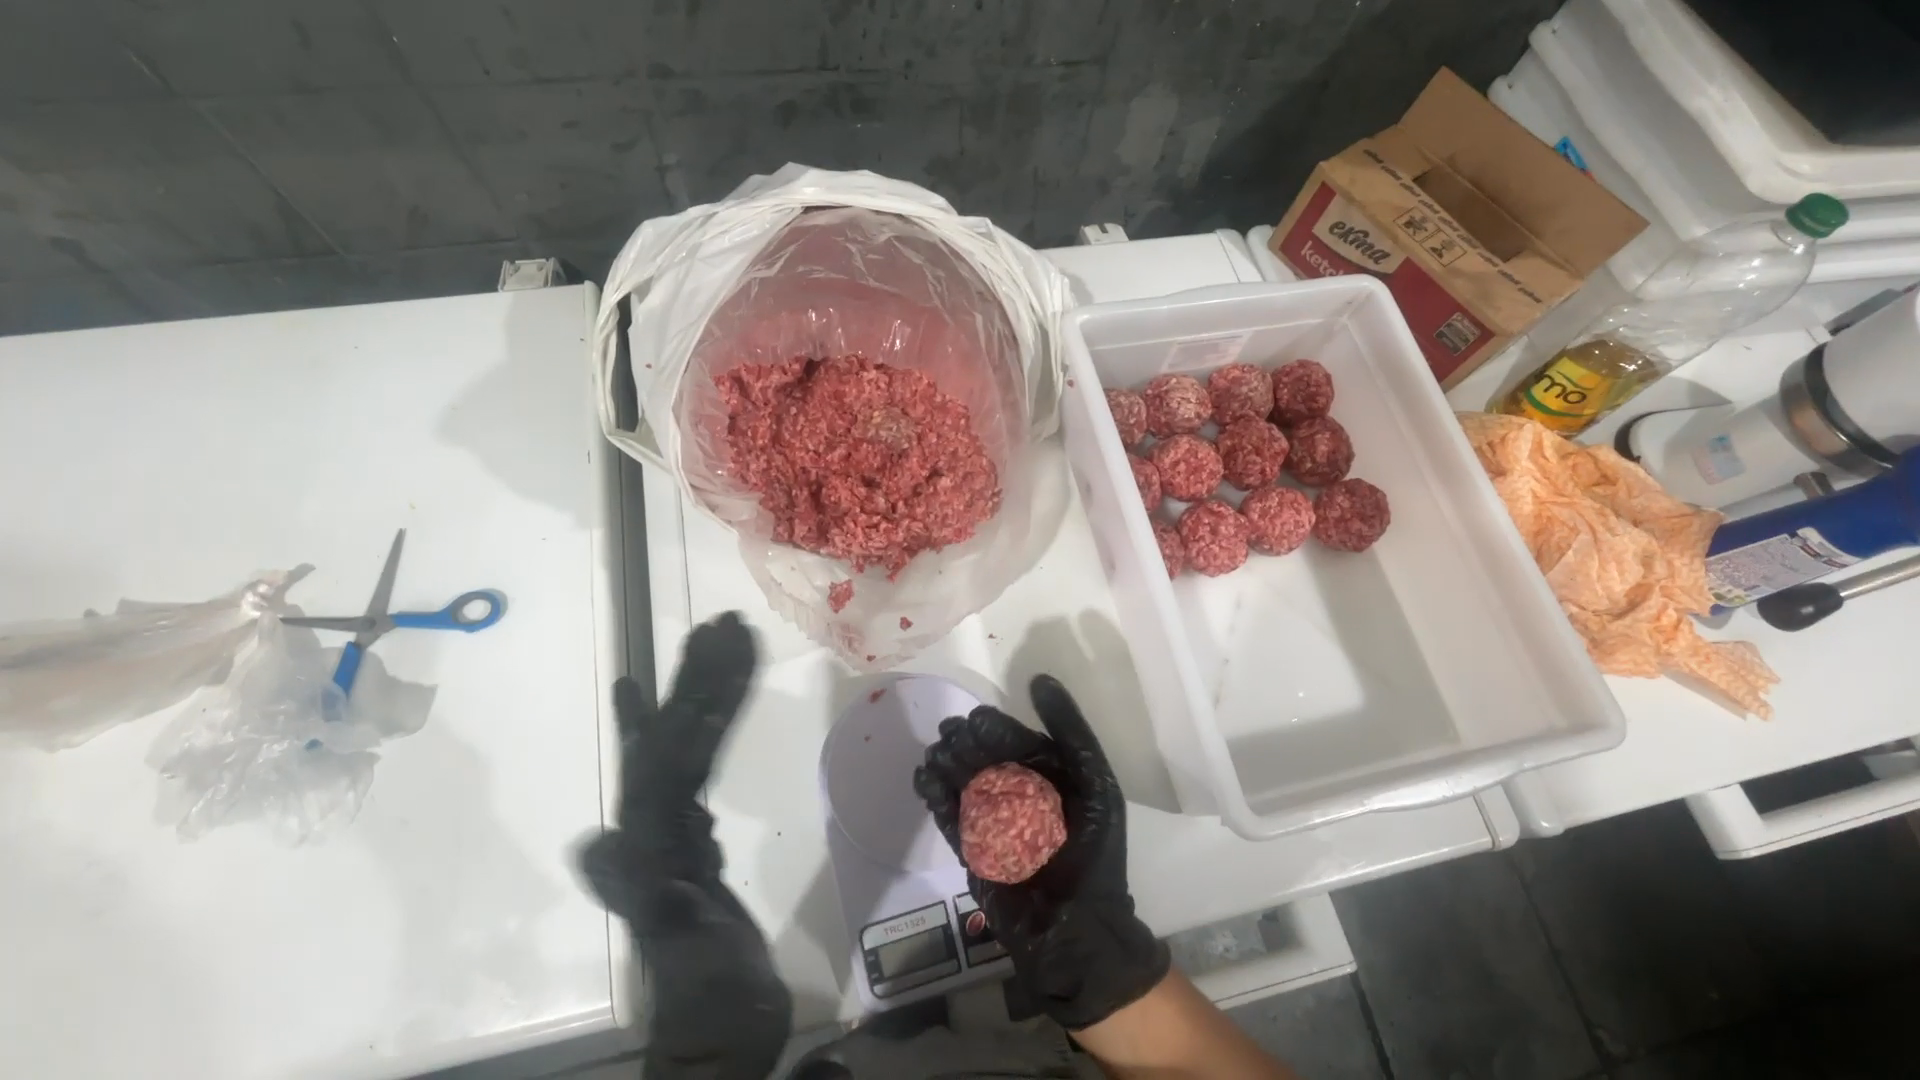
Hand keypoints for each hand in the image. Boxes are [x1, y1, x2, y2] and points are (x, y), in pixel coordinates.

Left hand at [577, 612, 790, 1079]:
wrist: (722, 1036)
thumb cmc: (710, 1000)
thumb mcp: (683, 953)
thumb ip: (647, 899)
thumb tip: (603, 840)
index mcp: (649, 841)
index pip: (669, 753)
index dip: (691, 698)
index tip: (710, 647)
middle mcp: (653, 825)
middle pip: (674, 736)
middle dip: (698, 679)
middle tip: (724, 625)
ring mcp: (674, 833)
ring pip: (690, 748)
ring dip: (709, 696)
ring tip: (727, 645)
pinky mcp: (694, 845)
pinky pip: (702, 773)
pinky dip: (711, 735)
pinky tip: (702, 718)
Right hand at [913, 675, 1169, 1029]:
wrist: (1075, 925)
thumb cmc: (1092, 849)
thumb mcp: (1093, 781)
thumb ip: (1069, 729)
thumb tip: (1039, 678)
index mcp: (1047, 770)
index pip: (1010, 735)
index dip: (990, 726)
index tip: (976, 724)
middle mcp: (1017, 789)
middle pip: (980, 754)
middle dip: (963, 743)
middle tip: (949, 739)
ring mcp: (991, 818)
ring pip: (959, 779)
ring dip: (945, 763)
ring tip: (936, 758)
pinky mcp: (971, 846)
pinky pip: (947, 814)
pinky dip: (933, 795)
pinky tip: (925, 779)